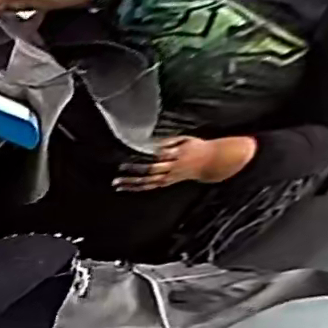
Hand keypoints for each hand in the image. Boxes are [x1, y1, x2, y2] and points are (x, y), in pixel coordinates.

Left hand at [112, 135, 257, 191]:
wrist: (211, 162)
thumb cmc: (195, 147)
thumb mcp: (185, 139)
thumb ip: (168, 141)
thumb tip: (150, 143)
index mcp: (178, 154)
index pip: (159, 155)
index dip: (145, 156)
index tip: (132, 154)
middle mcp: (173, 167)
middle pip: (151, 170)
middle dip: (135, 170)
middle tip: (120, 168)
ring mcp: (169, 177)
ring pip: (148, 182)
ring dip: (131, 183)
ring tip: (116, 182)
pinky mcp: (166, 183)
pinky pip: (149, 187)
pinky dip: (136, 188)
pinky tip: (124, 187)